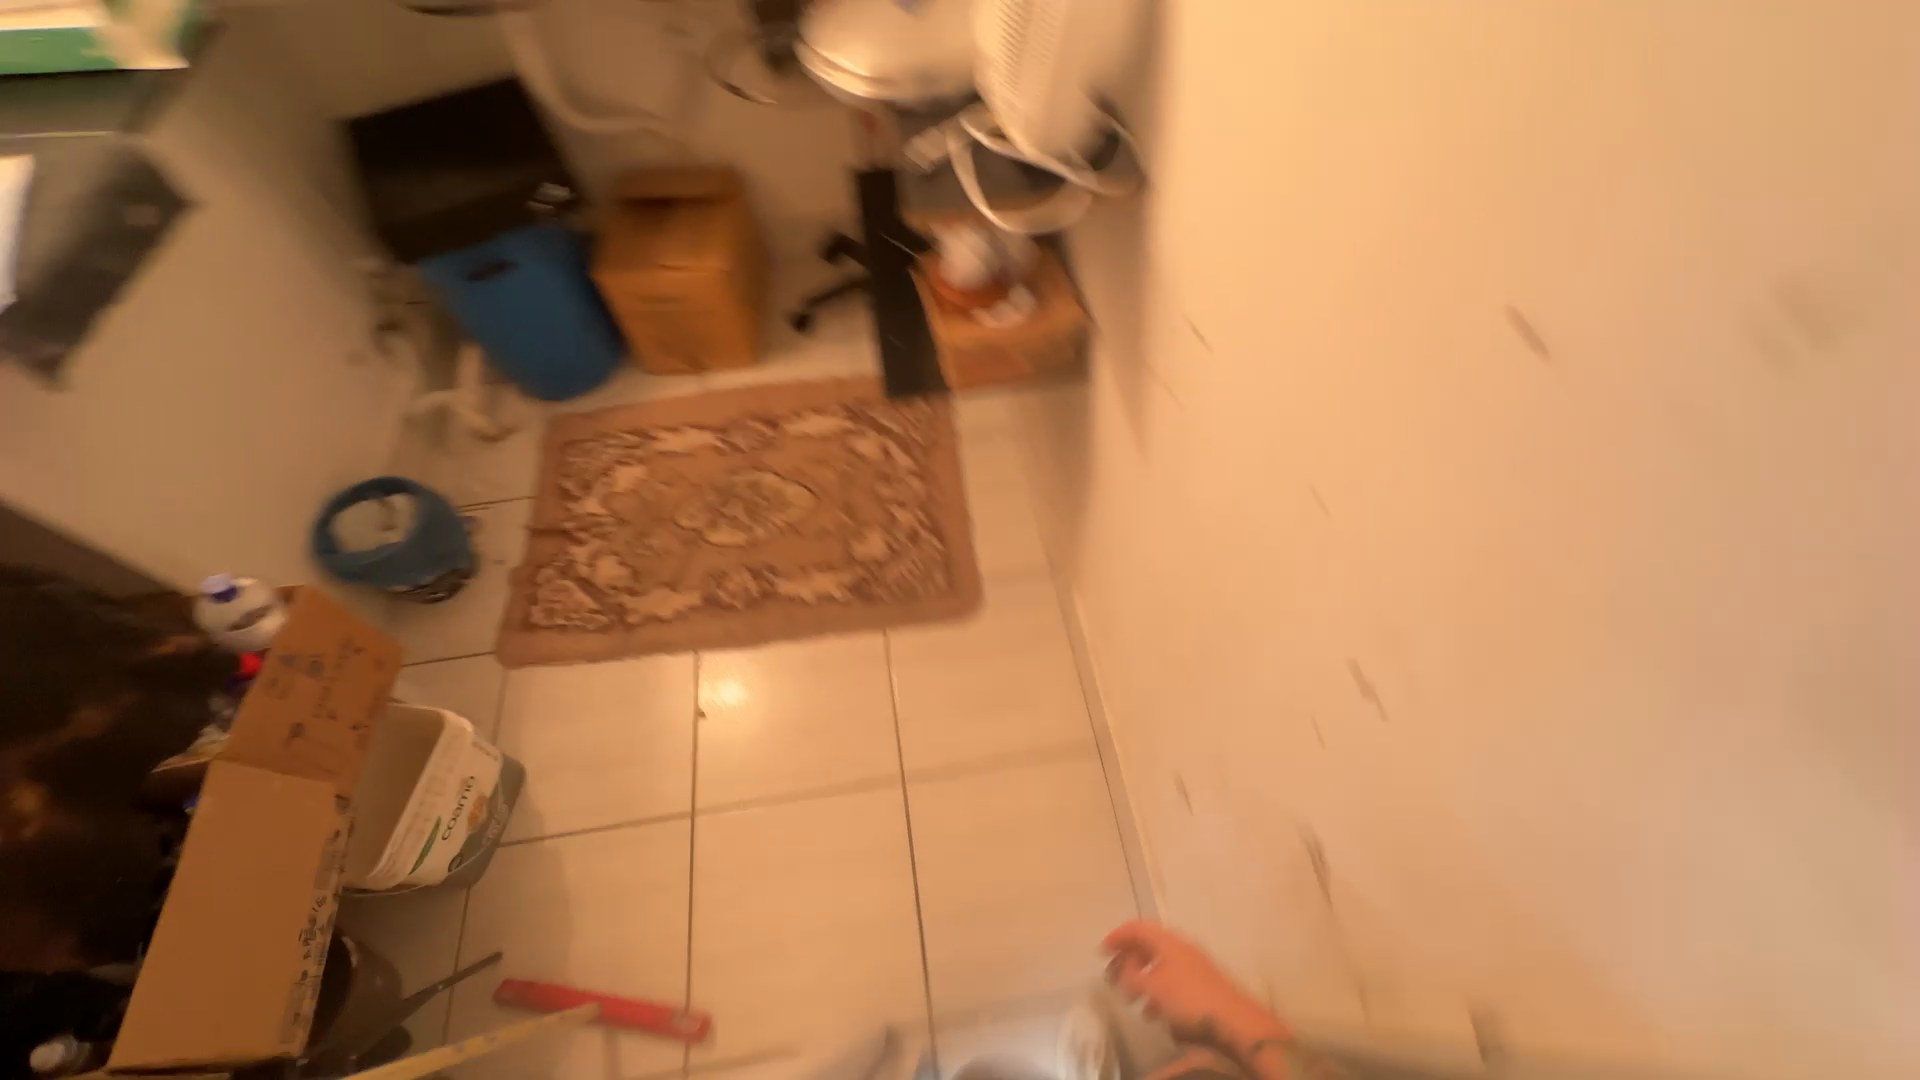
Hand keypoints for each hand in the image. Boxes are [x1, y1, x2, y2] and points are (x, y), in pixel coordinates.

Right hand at [1101, 920, 1286, 1049]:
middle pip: (1148, 946)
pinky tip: (1155, 1013)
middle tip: (1112, 976)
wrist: (1236, 1022)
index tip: (1102, 951)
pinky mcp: (1202, 987)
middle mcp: (1180, 948)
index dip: (1118, 936)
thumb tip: (1120, 966)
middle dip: (1127, 960)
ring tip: (1131, 999)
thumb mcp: (1153, 987)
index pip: (1137, 927)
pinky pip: (1172, 982)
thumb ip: (1131, 975)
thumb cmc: (1190, 999)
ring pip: (1160, 966)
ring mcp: (1193, 966)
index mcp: (1167, 941)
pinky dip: (1158, 992)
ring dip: (1142, 979)